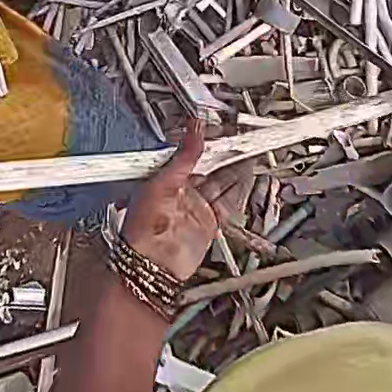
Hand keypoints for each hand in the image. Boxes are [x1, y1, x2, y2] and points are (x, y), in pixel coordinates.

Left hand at [122, 120, 238, 280]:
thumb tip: (193, 129)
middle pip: (209, 167)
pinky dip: (238, 189)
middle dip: (224, 154)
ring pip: (221, 182)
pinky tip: (246, 175)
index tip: (219, 130)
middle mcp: (181, 191)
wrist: (152, 261)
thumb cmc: (143, 224)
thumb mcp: (164, 181)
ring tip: (248, 151)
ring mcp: (196, 206)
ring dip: (235, 168)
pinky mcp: (208, 222)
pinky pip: (227, 202)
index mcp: (165, 177)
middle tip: (239, 139)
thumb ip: (184, 156)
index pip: (190, 154)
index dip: (205, 142)